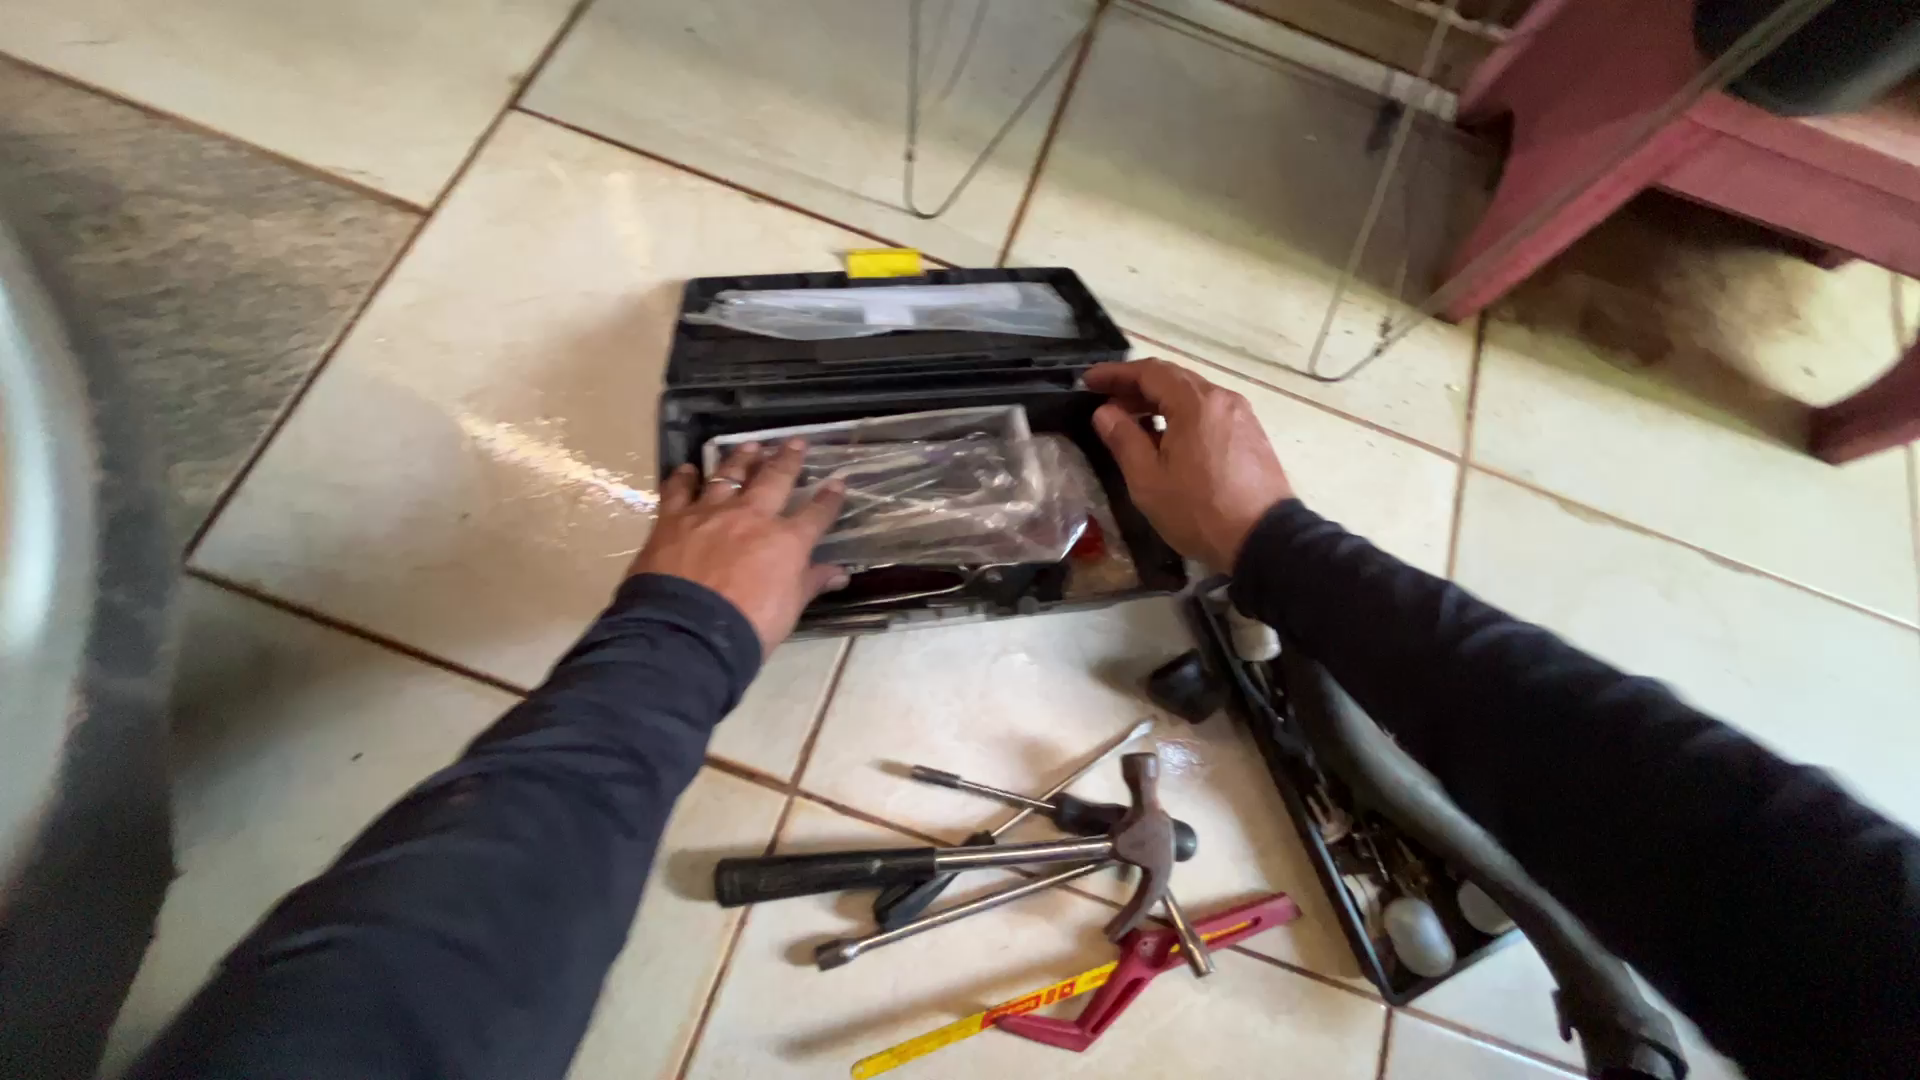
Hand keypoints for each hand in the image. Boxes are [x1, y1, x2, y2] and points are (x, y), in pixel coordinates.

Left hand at [629, 439, 848, 654]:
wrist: (687, 631)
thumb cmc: (749, 625)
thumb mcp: (790, 608)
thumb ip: (811, 583)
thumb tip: (840, 573)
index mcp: (786, 540)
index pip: (816, 513)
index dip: (830, 497)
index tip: (839, 481)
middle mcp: (752, 516)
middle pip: (774, 479)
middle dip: (788, 459)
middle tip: (796, 442)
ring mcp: (710, 513)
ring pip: (729, 475)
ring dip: (742, 458)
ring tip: (751, 446)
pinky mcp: (673, 519)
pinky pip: (679, 491)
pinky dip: (684, 478)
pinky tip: (689, 469)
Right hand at [1085, 359, 1293, 571]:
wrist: (1263, 539)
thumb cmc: (1198, 510)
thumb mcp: (1148, 480)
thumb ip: (1124, 439)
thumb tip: (1105, 412)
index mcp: (1195, 404)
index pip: (1149, 372)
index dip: (1115, 373)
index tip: (1088, 382)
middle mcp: (1222, 399)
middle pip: (1172, 379)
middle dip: (1135, 386)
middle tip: (1104, 402)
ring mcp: (1240, 415)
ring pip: (1192, 396)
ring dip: (1158, 402)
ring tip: (1130, 421)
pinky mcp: (1249, 434)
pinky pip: (1207, 412)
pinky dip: (1180, 415)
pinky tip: (1165, 437)